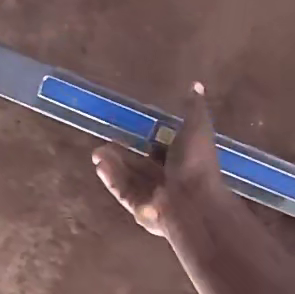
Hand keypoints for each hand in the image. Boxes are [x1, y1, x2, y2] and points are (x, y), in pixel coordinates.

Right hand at [93, 82, 231, 238]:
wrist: (194, 201)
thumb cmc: (196, 162)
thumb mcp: (198, 127)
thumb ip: (194, 108)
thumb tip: (197, 85)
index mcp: (185, 161)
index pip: (164, 151)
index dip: (151, 142)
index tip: (133, 130)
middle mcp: (169, 179)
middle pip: (142, 166)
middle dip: (124, 155)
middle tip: (106, 143)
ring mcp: (154, 195)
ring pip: (129, 178)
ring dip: (113, 165)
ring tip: (96, 153)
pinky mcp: (140, 208)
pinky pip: (123, 191)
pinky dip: (112, 178)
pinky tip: (99, 166)